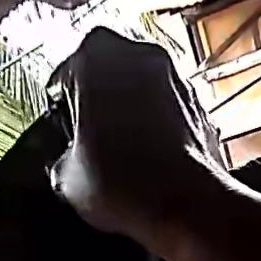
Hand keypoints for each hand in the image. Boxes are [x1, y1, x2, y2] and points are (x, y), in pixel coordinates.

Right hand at [49, 28, 232, 252]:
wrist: (189, 206)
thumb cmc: (126, 185)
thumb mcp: (66, 180)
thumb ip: (61, 158)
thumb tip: (70, 162)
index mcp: (92, 58)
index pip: (62, 83)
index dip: (61, 117)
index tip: (66, 141)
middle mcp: (136, 54)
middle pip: (104, 80)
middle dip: (98, 110)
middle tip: (93, 151)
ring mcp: (174, 75)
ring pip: (139, 93)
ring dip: (129, 118)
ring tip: (124, 163)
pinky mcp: (199, 103)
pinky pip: (167, 112)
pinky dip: (158, 131)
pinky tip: (151, 166)